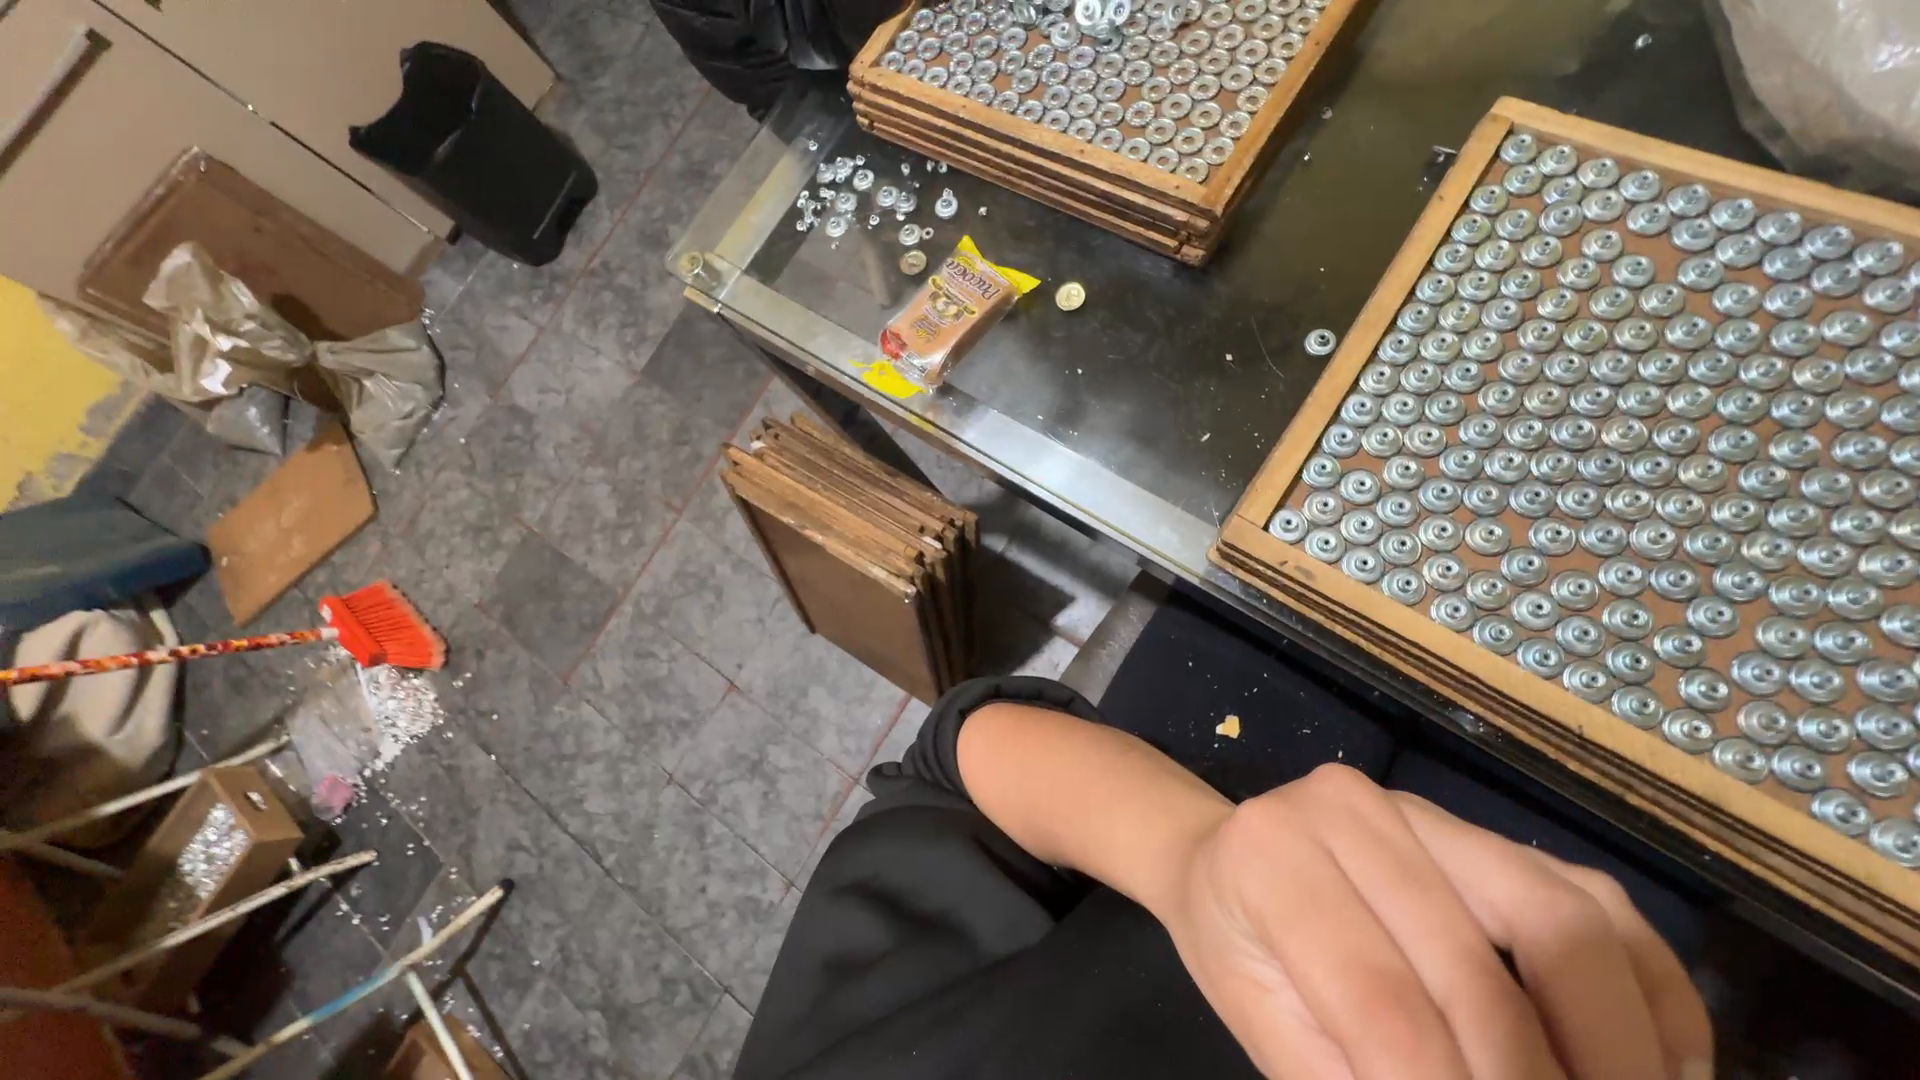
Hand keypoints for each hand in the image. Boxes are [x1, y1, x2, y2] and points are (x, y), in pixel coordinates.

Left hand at [1153, 765, 1712, 1079]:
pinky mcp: (1493, 831)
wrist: (1226, 853)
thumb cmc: (1232, 937)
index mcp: (1274, 858)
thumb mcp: (1254, 1016)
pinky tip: (1651, 1073)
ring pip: (1568, 927)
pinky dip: (1650, 1005)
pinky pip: (1604, 908)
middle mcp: (1352, 812)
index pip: (1383, 1006)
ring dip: (1614, 1058)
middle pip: (1482, 975)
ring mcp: (1431, 812)